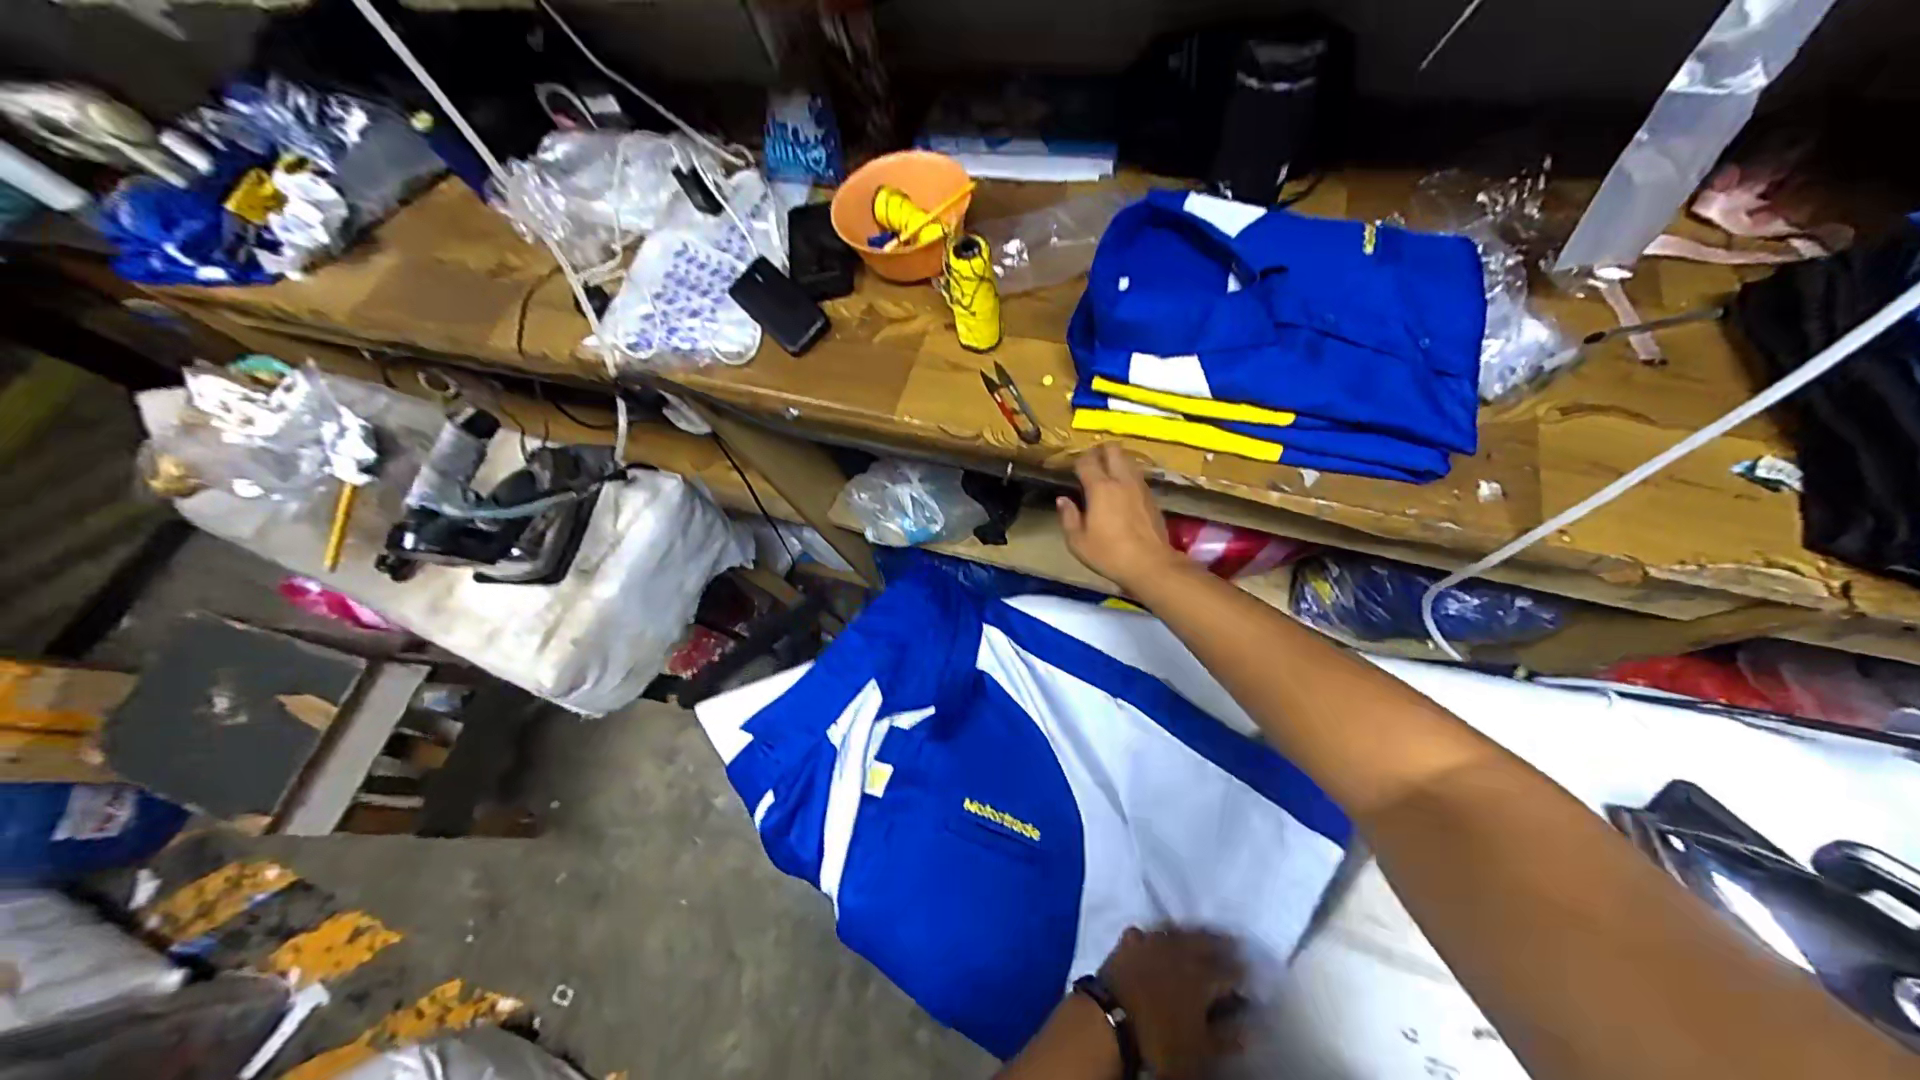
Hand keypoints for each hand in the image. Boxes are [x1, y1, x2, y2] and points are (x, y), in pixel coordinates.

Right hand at [1058, 444, 1185, 591]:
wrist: (1150, 564)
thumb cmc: (1109, 553)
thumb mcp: (1078, 541)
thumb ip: (1068, 517)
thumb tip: (1063, 500)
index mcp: (1100, 488)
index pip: (1087, 461)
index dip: (1078, 461)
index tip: (1073, 469)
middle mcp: (1121, 480)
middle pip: (1113, 450)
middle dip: (1100, 451)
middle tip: (1092, 463)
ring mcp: (1140, 487)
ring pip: (1128, 460)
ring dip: (1117, 461)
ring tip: (1107, 474)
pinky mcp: (1152, 497)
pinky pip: (1137, 476)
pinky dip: (1128, 476)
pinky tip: (1123, 490)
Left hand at [1100, 926, 1245, 1079]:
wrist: (1107, 1021)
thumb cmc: (1159, 1041)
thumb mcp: (1199, 1050)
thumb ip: (1225, 1038)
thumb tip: (1247, 1031)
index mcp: (1202, 976)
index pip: (1230, 971)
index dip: (1242, 975)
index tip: (1249, 976)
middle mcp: (1179, 951)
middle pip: (1205, 941)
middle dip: (1221, 943)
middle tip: (1232, 945)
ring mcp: (1151, 942)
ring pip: (1177, 931)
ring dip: (1190, 934)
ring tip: (1198, 937)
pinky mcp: (1128, 943)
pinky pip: (1146, 934)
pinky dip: (1154, 937)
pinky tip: (1156, 941)